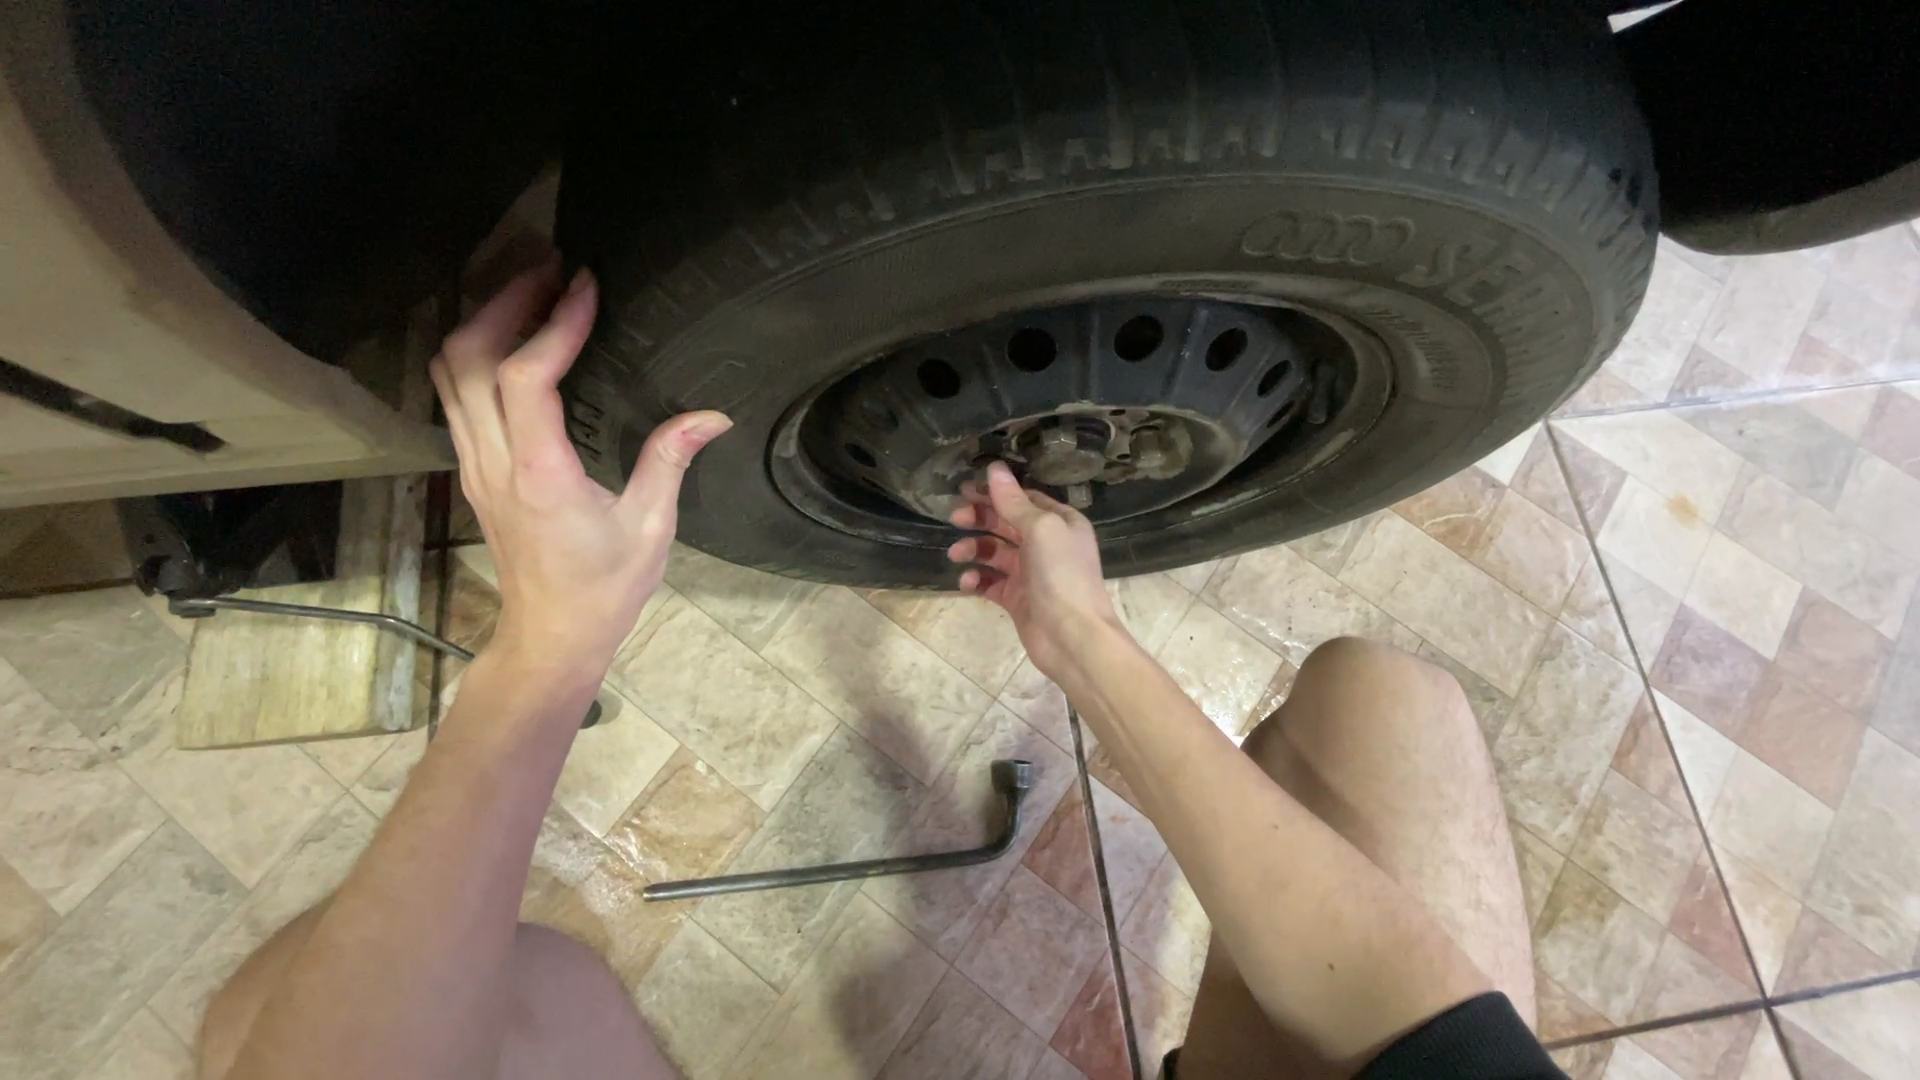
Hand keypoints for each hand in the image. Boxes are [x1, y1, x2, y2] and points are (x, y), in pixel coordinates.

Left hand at [430, 258, 731, 674]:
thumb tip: (713, 415)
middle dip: (506, 301)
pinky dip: (476, 353)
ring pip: (450, 372)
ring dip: (484, 321)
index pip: (528, 377)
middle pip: (468, 358)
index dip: (554, 323)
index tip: (586, 285)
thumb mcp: (650, 527)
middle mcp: (494, 461)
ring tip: (529, 291)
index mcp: (541, 474)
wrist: (550, 633)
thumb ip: (669, 461)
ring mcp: (474, 465)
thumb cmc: (605, 588)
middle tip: (551, 269)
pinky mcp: (473, 470)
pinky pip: (455, 394)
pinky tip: (511, 340)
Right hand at [946, 463, 1124, 678]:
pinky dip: (977, 580)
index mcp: (1060, 523)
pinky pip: (991, 583)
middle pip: (1007, 523)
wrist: (1073, 636)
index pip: (1025, 499)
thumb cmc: (1062, 574)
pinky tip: (967, 582)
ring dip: (974, 549)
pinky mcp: (1017, 599)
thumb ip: (1014, 502)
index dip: (996, 493)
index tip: (966, 489)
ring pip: (995, 553)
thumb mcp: (1041, 529)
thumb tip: (994, 469)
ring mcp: (1031, 573)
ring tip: (956, 554)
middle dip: (981, 519)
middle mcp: (1047, 544)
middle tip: (955, 517)